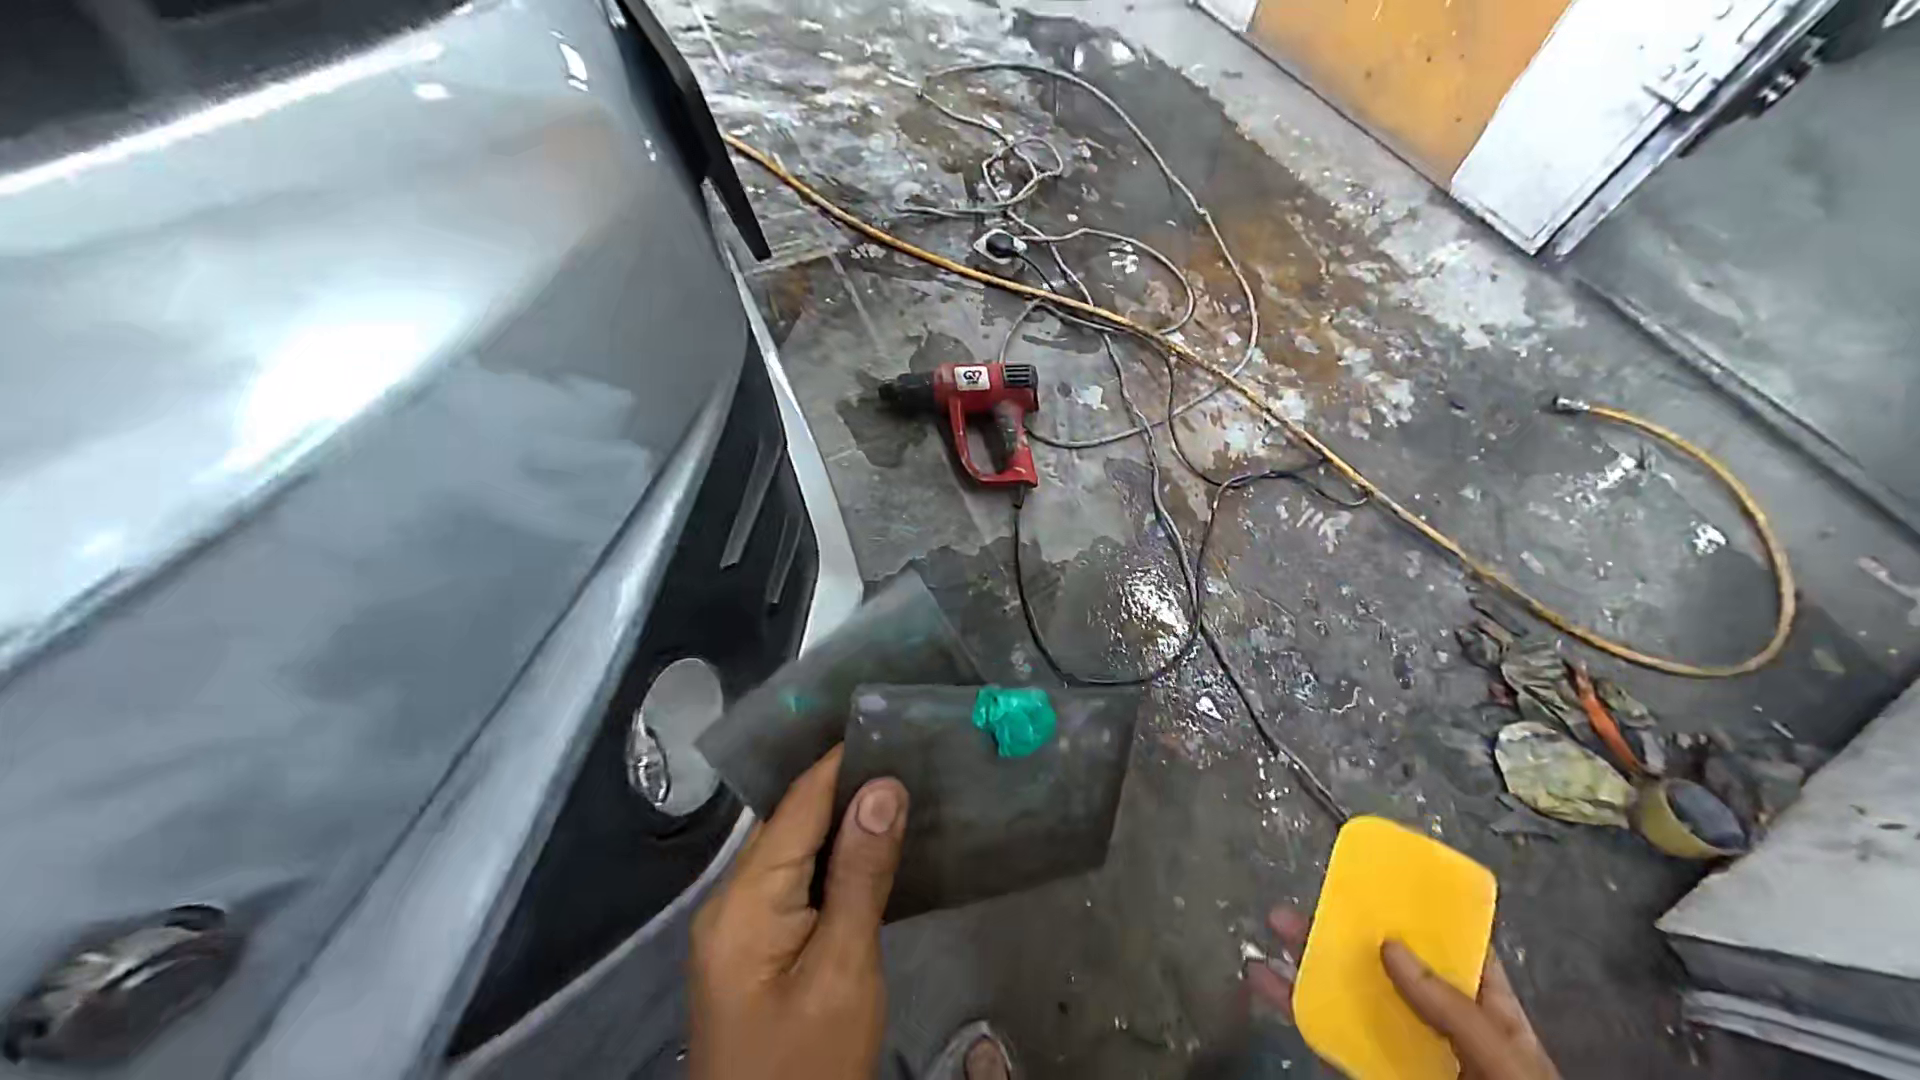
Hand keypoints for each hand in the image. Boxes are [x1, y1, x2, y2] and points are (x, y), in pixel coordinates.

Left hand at [689, 746, 909, 1079]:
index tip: (885, 725)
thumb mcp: (845, 970)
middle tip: (901, 752)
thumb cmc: (810, 1064)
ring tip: (893, 785)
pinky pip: (791, 878)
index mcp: (743, 901)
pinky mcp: (752, 945)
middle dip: (841, 785)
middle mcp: (729, 900)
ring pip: (791, 848)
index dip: (839, 762)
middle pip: (789, 822)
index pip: (797, 805)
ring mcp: (736, 925)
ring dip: (838, 819)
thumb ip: (862, 874)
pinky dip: (829, 857)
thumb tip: (883, 786)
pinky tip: (866, 846)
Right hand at [1245, 907, 1559, 1079]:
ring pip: (1351, 996)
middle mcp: (1438, 1029)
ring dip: (1310, 962)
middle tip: (1306, 901)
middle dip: (1343, 930)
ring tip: (1273, 931)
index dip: (1421, 913)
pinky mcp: (1367, 1074)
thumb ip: (1455, 1011)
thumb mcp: (1506, 1066)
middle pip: (1388, 966)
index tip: (1379, 878)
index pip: (1456, 952)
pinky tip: (1265, 982)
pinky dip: (1295, 1009)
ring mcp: (1403, 1055)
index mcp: (1489, 1020)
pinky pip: (1329, 1038)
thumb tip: (1391, 944)